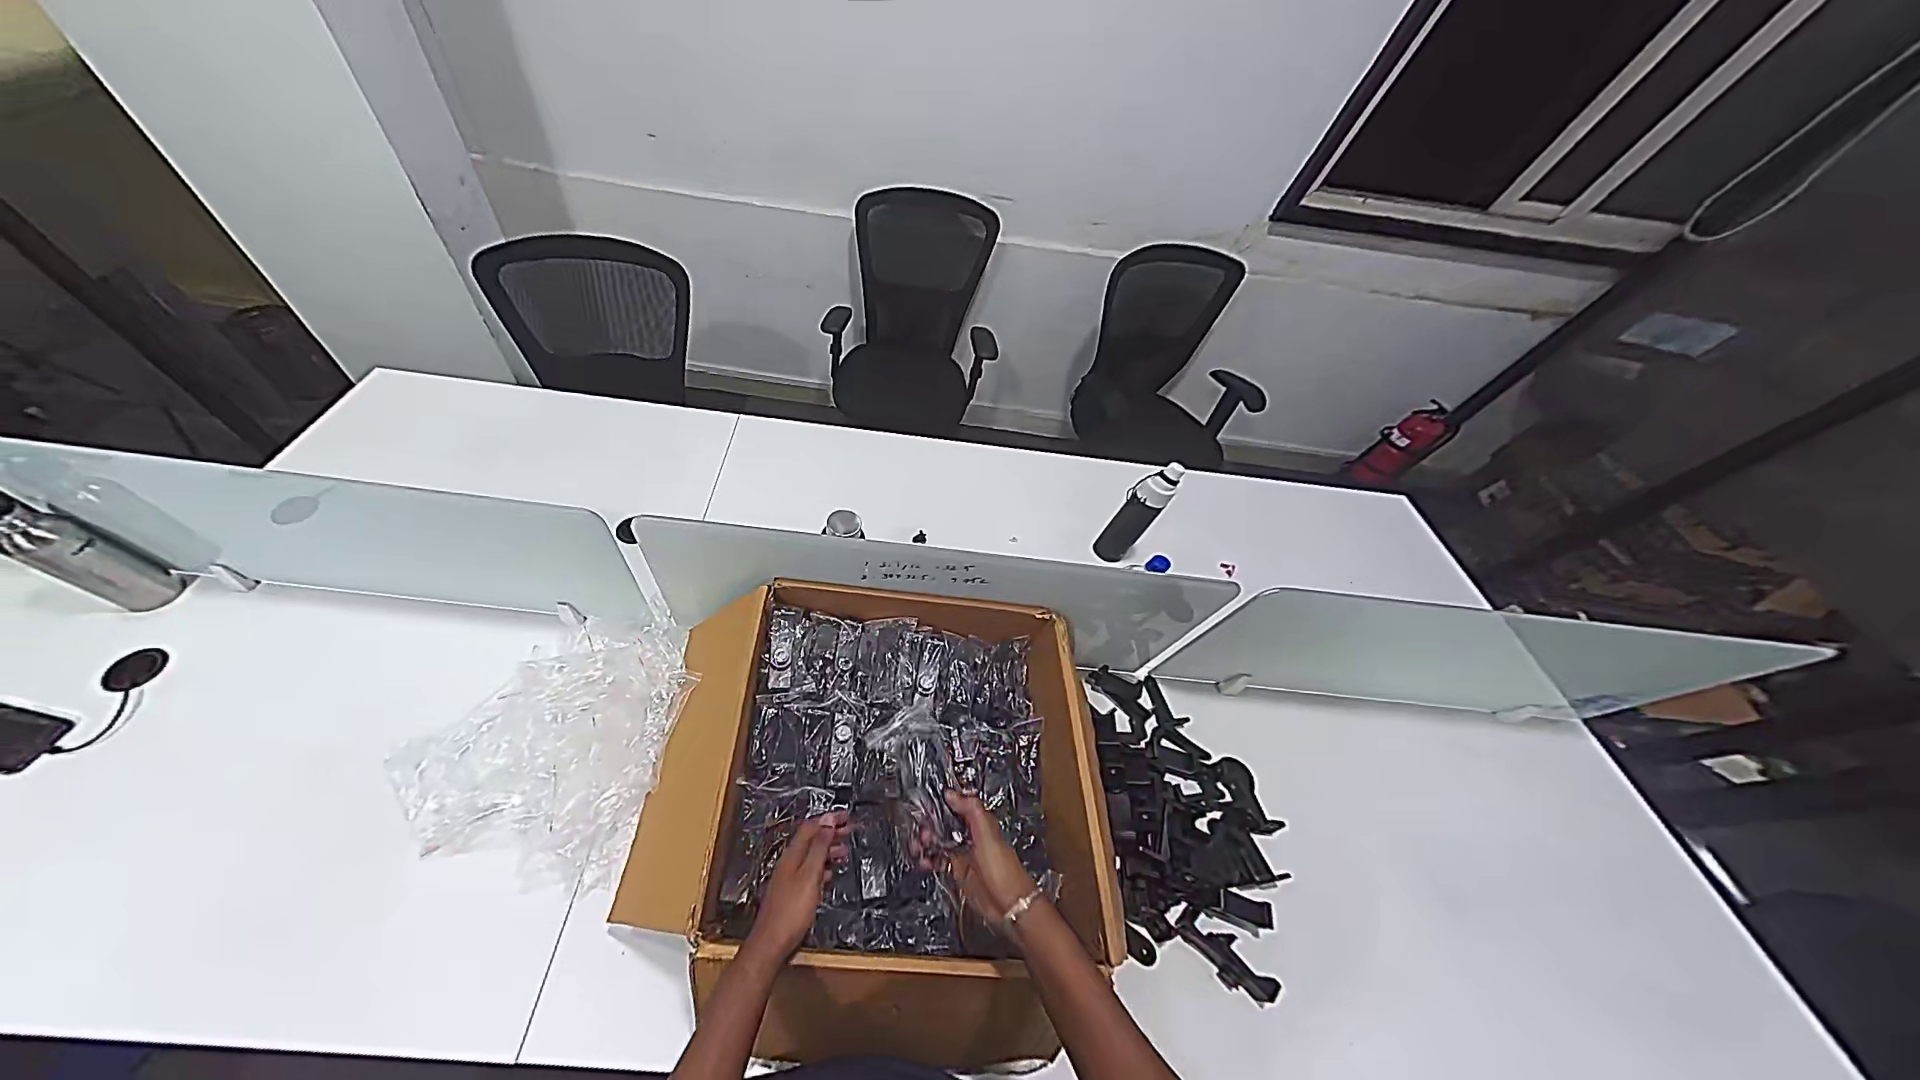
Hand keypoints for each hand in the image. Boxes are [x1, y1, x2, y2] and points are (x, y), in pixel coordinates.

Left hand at [745, 811, 849, 960]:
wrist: (771, 944)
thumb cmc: (792, 910)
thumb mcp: (810, 874)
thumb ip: (819, 847)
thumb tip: (828, 821)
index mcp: (792, 855)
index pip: (811, 827)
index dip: (829, 820)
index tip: (846, 817)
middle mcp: (789, 863)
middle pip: (811, 840)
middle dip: (830, 832)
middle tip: (849, 830)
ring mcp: (788, 878)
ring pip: (811, 856)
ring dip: (828, 850)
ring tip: (844, 851)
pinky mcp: (791, 893)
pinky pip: (809, 871)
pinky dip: (823, 867)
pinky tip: (830, 875)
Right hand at [925, 790, 1037, 923]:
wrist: (1009, 905)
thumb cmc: (1004, 870)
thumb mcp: (987, 835)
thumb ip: (972, 811)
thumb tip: (952, 793)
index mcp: (979, 823)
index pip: (956, 806)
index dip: (940, 806)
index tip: (925, 807)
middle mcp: (971, 836)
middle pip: (944, 824)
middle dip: (929, 825)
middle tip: (921, 833)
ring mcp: (964, 853)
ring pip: (939, 841)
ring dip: (926, 842)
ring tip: (918, 848)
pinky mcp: (959, 871)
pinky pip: (939, 860)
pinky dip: (929, 859)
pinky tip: (924, 862)